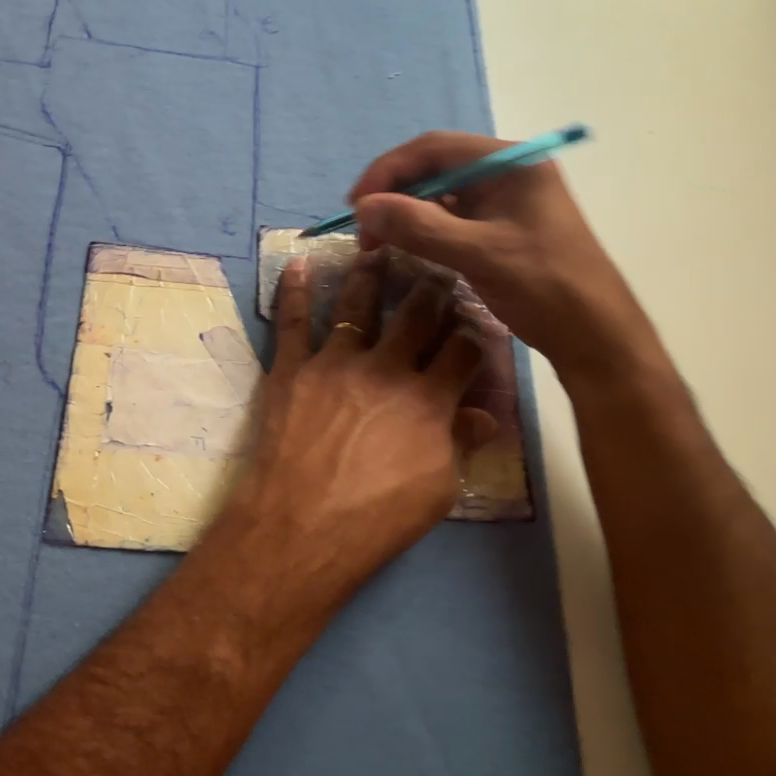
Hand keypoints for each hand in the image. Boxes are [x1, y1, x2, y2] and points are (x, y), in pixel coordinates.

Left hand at [216, 255, 488, 588]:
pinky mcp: (291, 368)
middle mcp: (385, 368)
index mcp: (427, 398)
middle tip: (436, 268)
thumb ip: (459, 444)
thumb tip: (484, 415)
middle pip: (415, 315)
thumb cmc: (377, 518)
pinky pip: (291, 320)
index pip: (461, 351)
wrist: (300, 526)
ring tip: (378, 249)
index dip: (473, 334)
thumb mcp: (438, 490)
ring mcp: (334, 362)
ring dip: (369, 274)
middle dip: (431, 290)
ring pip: (355, 305)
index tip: (475, 322)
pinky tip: (297, 263)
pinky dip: (293, 289)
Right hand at [348, 131, 663, 380]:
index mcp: (511, 164)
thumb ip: (419, 227)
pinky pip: (452, 218)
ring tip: (377, 242)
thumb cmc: (547, 288)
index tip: (357, 204)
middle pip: (435, 168)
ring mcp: (506, 202)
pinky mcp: (502, 229)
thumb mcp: (479, 254)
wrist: (598, 338)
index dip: (389, 170)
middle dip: (394, 193)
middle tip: (363, 228)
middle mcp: (507, 173)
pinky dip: (424, 230)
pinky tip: (406, 249)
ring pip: (440, 194)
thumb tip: (363, 208)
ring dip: (406, 213)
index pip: (435, 148)